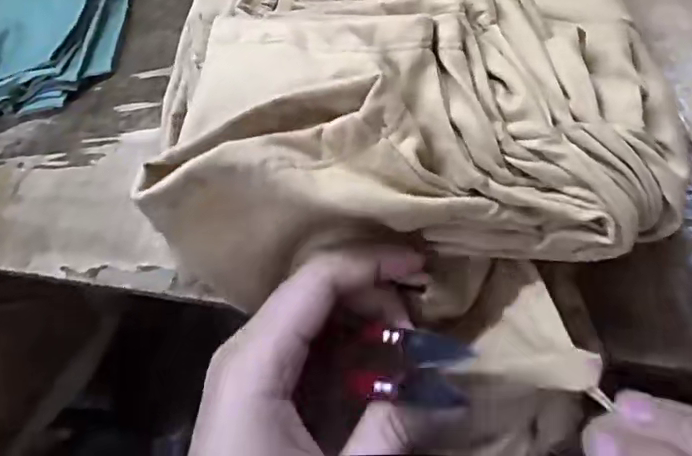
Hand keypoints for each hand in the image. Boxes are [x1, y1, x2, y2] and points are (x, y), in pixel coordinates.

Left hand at [190, 246, 428, 455]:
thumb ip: (390, 430)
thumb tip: (446, 389)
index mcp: (254, 358)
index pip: (317, 278)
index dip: (371, 262)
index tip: (420, 266)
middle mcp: (245, 347)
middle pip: (314, 289)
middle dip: (372, 295)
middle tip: (417, 330)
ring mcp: (246, 367)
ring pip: (311, 314)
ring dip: (361, 321)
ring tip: (404, 347)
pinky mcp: (254, 390)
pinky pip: (303, 346)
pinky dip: (344, 348)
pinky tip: (375, 371)